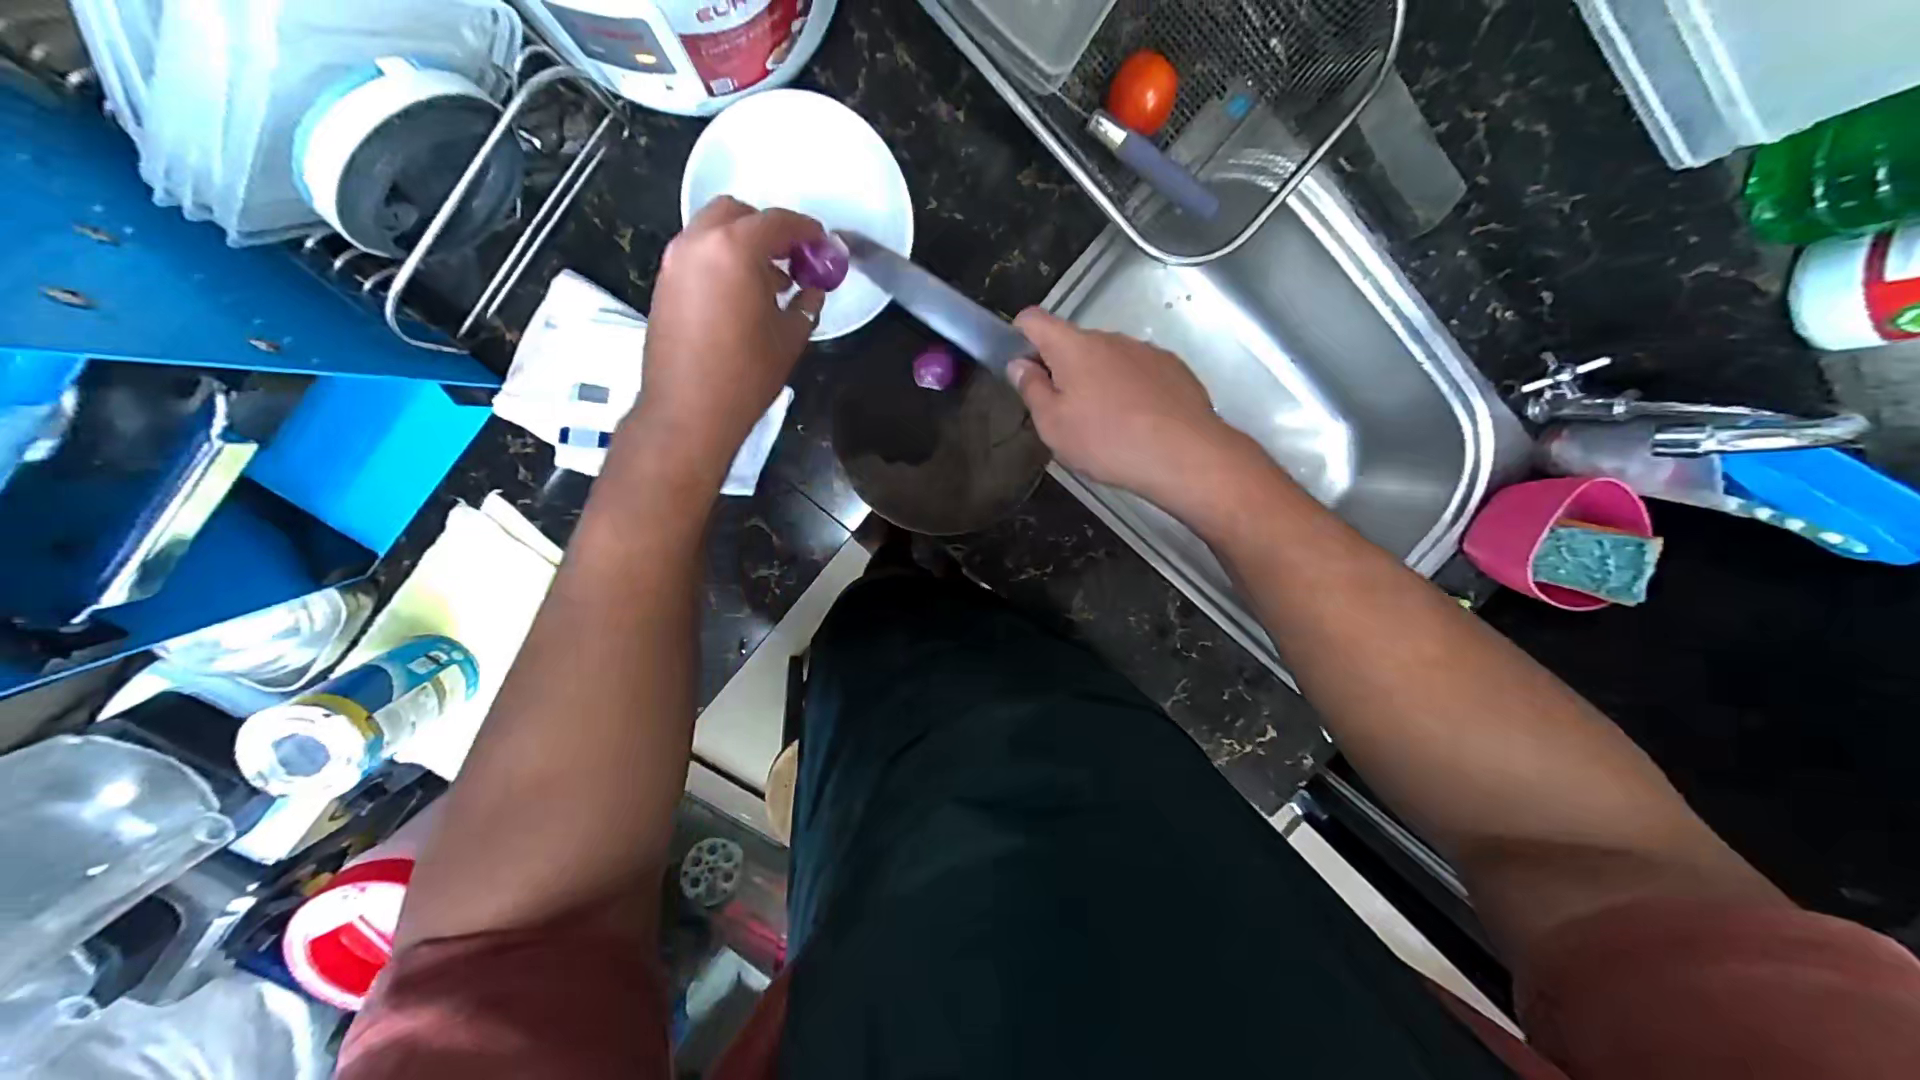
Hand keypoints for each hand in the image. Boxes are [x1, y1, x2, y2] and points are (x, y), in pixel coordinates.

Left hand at [631, 196, 826, 483]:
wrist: (688, 411)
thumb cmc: (746, 375)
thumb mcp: (789, 338)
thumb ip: (806, 303)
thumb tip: (813, 290)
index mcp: (735, 250)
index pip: (776, 222)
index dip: (805, 229)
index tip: (821, 242)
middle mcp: (698, 244)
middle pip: (737, 213)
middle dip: (767, 229)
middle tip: (792, 257)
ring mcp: (675, 262)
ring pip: (712, 231)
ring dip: (742, 243)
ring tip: (769, 280)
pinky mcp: (664, 284)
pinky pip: (697, 254)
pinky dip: (721, 260)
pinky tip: (741, 295)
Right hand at [1009, 309, 1265, 520]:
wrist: (1185, 455)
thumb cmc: (1107, 441)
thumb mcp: (1053, 425)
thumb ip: (1032, 390)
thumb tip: (1020, 365)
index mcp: (1074, 346)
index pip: (1034, 320)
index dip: (1019, 335)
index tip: (1019, 365)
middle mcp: (1111, 338)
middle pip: (1074, 343)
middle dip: (1062, 369)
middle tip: (1062, 412)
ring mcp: (1146, 351)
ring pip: (1109, 359)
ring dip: (1098, 381)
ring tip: (1104, 425)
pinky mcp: (1174, 369)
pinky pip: (1139, 373)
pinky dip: (1130, 391)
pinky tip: (1137, 424)